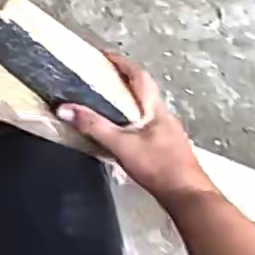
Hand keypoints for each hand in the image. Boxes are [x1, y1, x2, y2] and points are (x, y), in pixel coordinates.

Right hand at [57, 53, 218, 209]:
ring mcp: (168, 132)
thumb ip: (92, 125)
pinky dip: (130, 116)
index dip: (121, 62)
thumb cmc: (159, 167)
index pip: (139, 76)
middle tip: (99, 74)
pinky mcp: (167, 146)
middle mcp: (164, 116)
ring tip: (104, 99)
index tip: (103, 55)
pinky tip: (119, 128)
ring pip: (144, 107)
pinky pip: (145, 122)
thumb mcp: (120, 144)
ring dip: (126, 98)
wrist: (190, 199)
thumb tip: (64, 108)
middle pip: (142, 89)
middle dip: (121, 78)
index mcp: (155, 109)